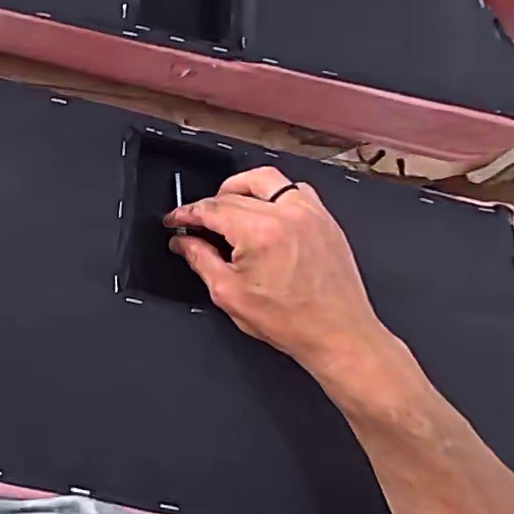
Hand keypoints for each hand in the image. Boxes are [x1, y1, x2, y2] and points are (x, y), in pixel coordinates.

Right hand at [165, 167, 402, 387]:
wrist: (338, 334)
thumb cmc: (293, 322)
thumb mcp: (230, 294)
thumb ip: (201, 260)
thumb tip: (184, 242)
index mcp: (260, 232)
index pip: (212, 208)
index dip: (186, 213)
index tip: (175, 220)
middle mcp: (287, 214)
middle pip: (233, 193)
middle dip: (209, 206)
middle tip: (196, 225)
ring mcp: (309, 212)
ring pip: (265, 179)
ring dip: (240, 188)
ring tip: (228, 208)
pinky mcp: (324, 218)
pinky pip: (294, 189)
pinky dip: (274, 194)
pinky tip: (265, 212)